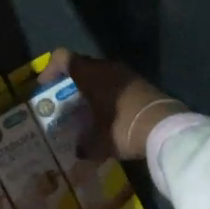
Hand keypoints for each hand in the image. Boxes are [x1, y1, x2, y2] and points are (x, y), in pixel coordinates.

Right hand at [42, 49, 190, 160]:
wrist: (165, 127)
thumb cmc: (122, 127)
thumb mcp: (98, 142)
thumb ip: (84, 145)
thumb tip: (79, 151)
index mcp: (91, 73)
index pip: (63, 58)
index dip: (50, 69)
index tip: (44, 87)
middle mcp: (108, 67)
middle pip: (83, 68)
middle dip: (72, 85)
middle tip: (64, 106)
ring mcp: (128, 74)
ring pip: (102, 77)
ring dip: (92, 92)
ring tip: (86, 115)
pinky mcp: (143, 84)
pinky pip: (118, 86)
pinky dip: (109, 98)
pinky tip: (109, 118)